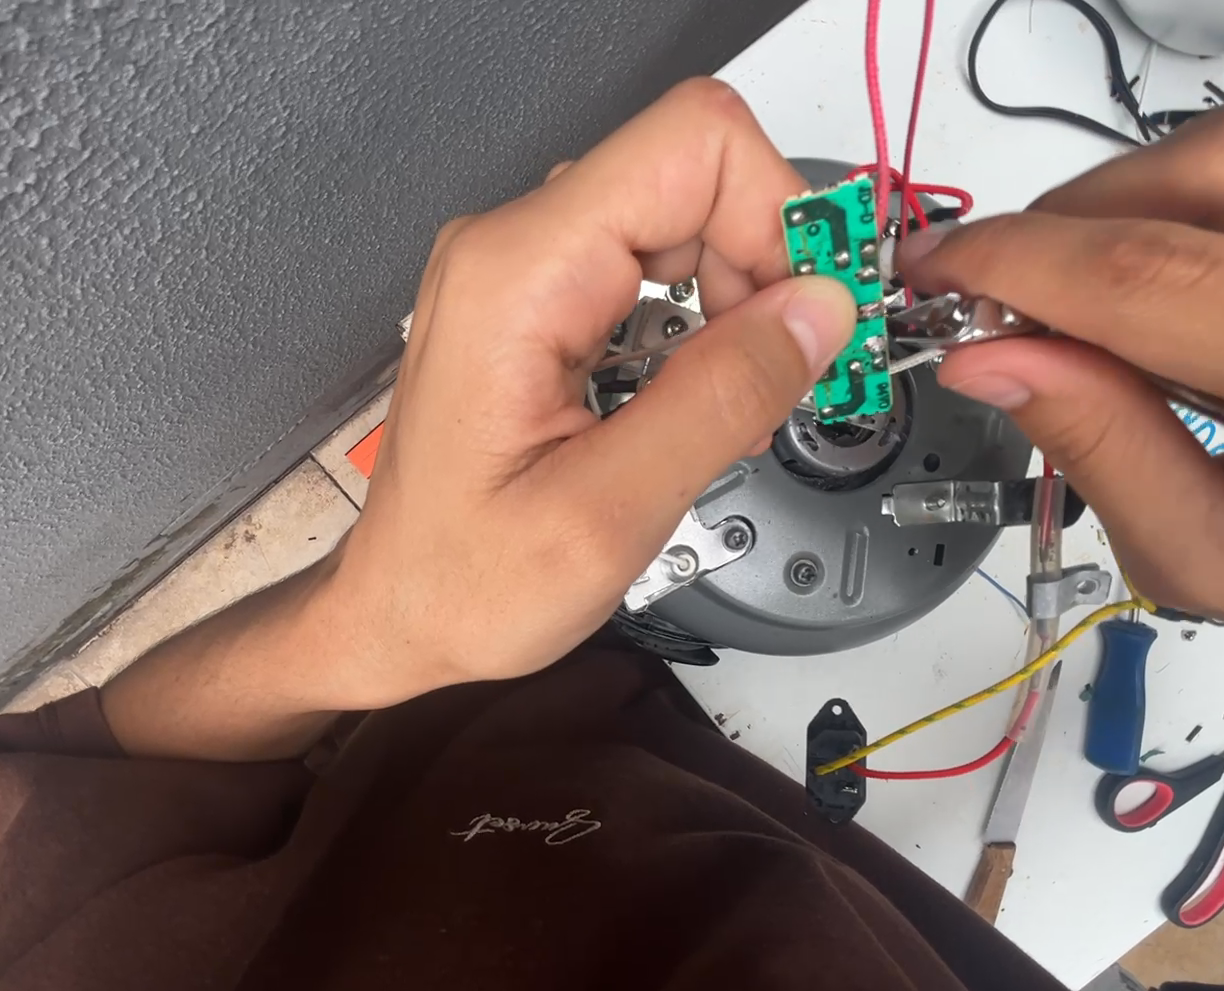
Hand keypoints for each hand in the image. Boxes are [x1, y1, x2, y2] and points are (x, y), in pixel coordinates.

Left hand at [322, 79, 856, 703]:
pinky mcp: (540, 313)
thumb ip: (720, 398)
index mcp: (516, 279)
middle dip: (766, 272)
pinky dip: (700, 330)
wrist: (403, 609)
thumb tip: (816, 313)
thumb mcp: (608, 510)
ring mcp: (524, 279)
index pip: (692, 148)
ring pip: (681, 227)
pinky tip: (697, 401)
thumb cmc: (464, 580)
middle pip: (693, 181)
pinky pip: (650, 276)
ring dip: (737, 308)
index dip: (779, 216)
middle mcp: (512, 255)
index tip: (819, 310)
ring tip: (737, 403)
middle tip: (790, 371)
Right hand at [905, 59, 1223, 739]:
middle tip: (1005, 283)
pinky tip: (1191, 231)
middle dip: (1072, 217)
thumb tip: (980, 357)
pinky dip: (1222, 157)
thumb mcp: (1212, 560)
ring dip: (1140, 182)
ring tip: (1093, 264)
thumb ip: (1097, 451)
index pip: (1171, 282)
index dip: (1021, 262)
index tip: (931, 268)